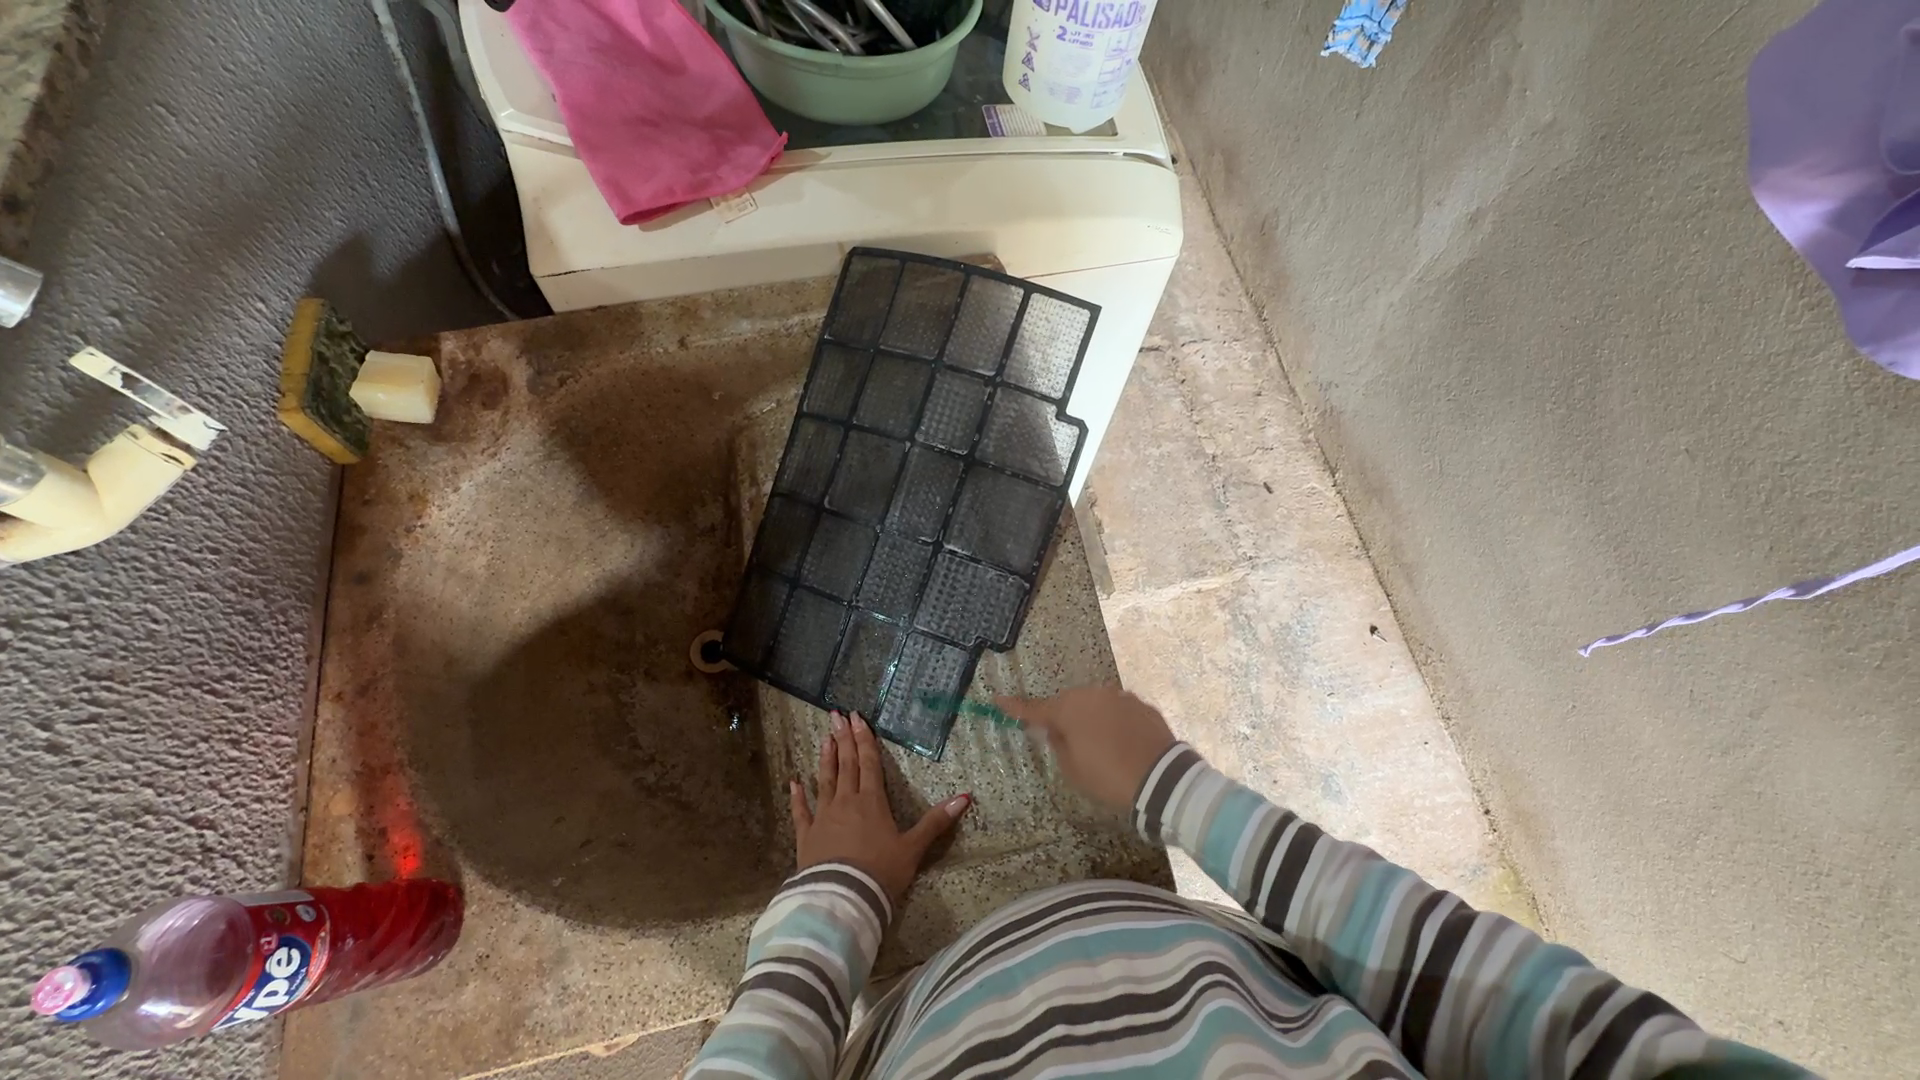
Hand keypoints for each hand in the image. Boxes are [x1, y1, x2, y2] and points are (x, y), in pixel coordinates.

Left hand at [789, 711, 971, 902]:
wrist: (843, 898)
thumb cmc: (881, 872)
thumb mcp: (913, 847)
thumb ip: (936, 821)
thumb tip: (965, 797)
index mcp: (872, 802)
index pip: (869, 763)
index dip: (865, 740)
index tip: (858, 717)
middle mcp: (846, 802)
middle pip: (846, 765)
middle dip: (844, 739)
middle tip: (837, 715)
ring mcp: (823, 817)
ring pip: (825, 781)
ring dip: (826, 759)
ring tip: (824, 739)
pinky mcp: (806, 836)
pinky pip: (801, 812)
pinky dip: (798, 797)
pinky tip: (794, 782)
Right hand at [998, 686, 1176, 812]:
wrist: (1162, 779)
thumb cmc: (1108, 777)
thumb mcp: (1072, 769)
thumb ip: (1058, 744)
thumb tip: (1054, 730)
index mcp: (1069, 709)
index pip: (1034, 709)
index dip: (1014, 707)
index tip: (997, 699)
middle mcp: (1093, 695)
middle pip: (1069, 704)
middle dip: (1064, 718)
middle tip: (1065, 742)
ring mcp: (1120, 697)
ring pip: (1095, 705)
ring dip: (1091, 719)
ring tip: (1099, 746)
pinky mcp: (1142, 705)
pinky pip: (1118, 711)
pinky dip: (1114, 723)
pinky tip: (1121, 744)